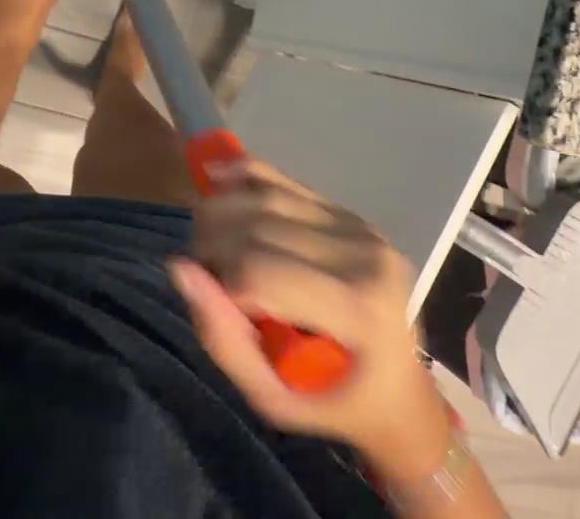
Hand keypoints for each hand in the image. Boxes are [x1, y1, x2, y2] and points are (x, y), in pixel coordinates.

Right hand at [170, 159, 450, 467]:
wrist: (399, 391)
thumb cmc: (335, 403)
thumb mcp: (273, 398)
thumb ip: (224, 338)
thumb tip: (180, 268)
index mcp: (358, 312)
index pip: (260, 272)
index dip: (219, 282)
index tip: (211, 304)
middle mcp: (366, 258)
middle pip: (257, 227)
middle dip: (211, 245)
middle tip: (205, 273)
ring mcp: (362, 230)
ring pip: (266, 198)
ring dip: (220, 212)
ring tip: (211, 246)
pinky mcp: (351, 214)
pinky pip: (285, 182)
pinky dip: (243, 176)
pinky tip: (215, 179)